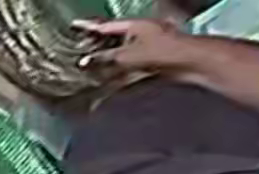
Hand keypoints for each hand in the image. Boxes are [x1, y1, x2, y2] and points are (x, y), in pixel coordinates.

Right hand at [74, 18, 198, 75]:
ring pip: (117, 43)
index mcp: (136, 25)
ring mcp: (146, 39)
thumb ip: (103, 57)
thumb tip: (84, 61)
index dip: (89, 25)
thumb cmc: (157, 53)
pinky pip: (123, 53)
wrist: (184, 60)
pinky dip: (111, 58)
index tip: (75, 23)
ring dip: (102, 50)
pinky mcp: (148, 51)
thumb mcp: (124, 56)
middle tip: (79, 44)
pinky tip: (102, 66)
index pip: (107, 25)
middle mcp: (142, 29)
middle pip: (113, 32)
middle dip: (95, 38)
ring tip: (87, 57)